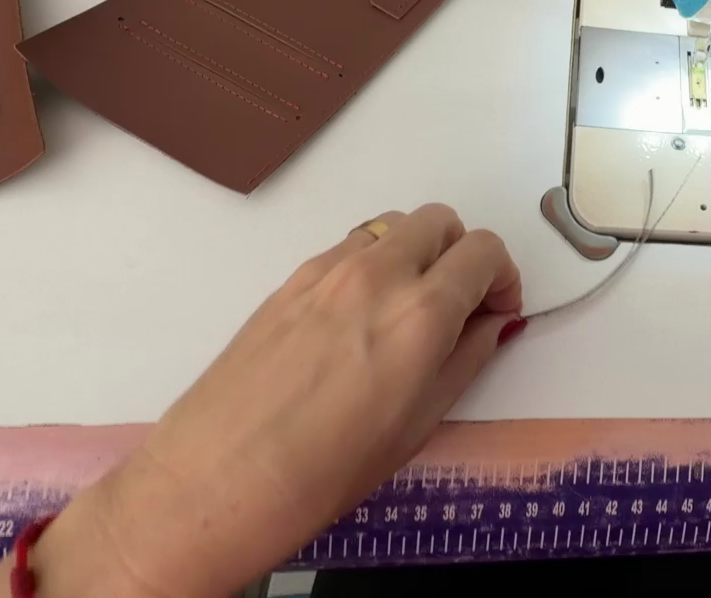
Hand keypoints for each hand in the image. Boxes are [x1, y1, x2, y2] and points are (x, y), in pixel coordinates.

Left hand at [24, 205, 522, 597]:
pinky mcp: (291, 278)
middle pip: (442, 220)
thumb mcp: (420, 423)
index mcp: (420, 311)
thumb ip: (468, 357)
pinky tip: (357, 316)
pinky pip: (351, 246)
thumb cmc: (326, 474)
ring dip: (417, 251)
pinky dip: (374, 262)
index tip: (496, 311)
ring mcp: (329, 269)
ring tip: (406, 305)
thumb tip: (492, 322)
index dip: (503, 277)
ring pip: (395, 224)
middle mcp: (379, 273)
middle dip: (463, 254)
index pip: (485, 250)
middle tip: (457, 303)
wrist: (206, 490)